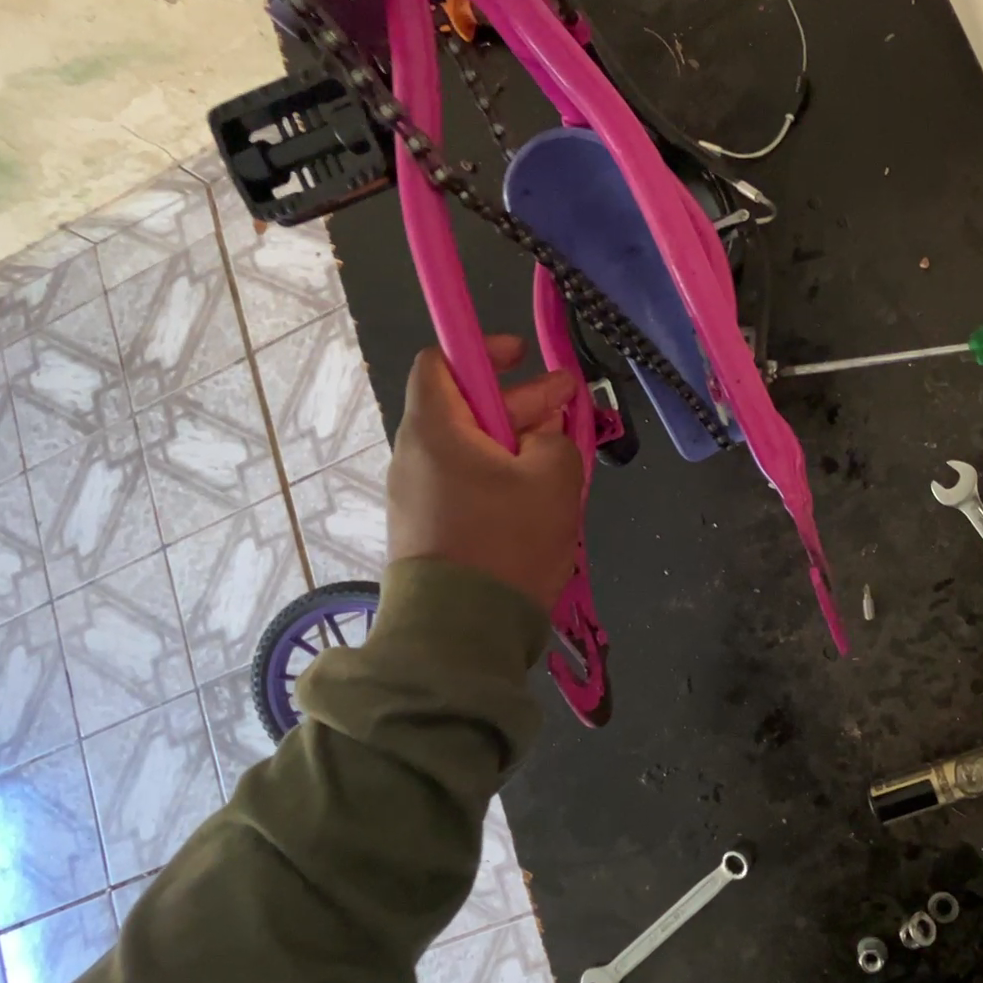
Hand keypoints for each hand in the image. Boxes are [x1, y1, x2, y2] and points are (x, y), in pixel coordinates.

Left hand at [387, 338, 583, 608]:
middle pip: (463, 408)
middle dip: (519, 402)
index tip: (521, 357)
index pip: (440, 363)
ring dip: (513, 444)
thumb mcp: (554, 477)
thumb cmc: (508, 541)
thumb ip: (555, 437)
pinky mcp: (424, 531)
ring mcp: (414, 497)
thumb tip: (542, 432)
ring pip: (468, 451)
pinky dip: (497, 477)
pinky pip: (463, 486)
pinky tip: (534, 494)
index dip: (481, 351)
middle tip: (568, 405)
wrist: (461, 631)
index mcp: (436, 430)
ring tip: (558, 453)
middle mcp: (414, 457)